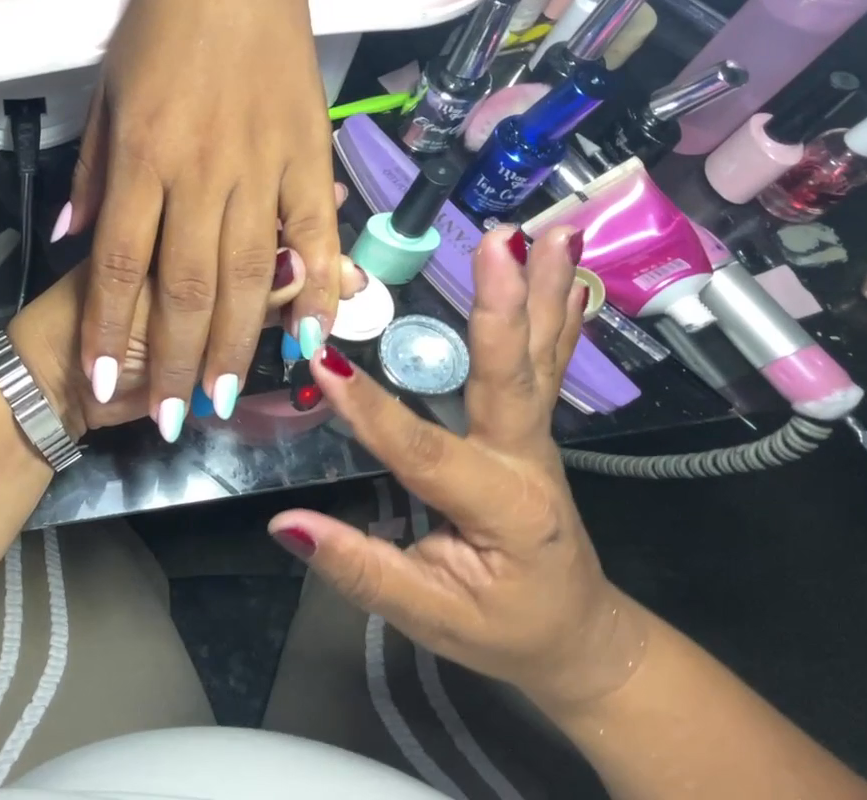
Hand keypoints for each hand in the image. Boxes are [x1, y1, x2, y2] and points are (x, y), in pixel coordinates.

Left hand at [59, 0, 345, 440]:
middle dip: (173, 361)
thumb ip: (91, 177)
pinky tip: (311, 341)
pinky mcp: (312, 154)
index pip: (122, 266)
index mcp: (142, 156)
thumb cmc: (160, 23)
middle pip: (184, 287)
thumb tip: (69, 245)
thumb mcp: (106, 94)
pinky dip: (317, 290)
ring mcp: (264, 165)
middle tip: (169, 419)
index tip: (104, 387)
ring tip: (221, 400)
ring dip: (234, 345)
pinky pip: (318, 233)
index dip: (111, 333)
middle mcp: (201, 172)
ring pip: (248, 276)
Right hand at [268, 226, 651, 710]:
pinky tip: (568, 273)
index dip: (368, 406)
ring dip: (544, 290)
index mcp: (500, 507)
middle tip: (498, 244)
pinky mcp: (535, 429)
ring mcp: (538, 439)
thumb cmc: (503, 630)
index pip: (422, 448)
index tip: (323, 358)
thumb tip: (285, 523)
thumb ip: (359, 567)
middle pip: (511, 377)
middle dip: (501, 307)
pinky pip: (546, 363)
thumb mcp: (427, 615)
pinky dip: (558, 311)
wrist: (580, 637)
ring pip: (540, 357)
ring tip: (551, 230)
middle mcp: (527, 461)